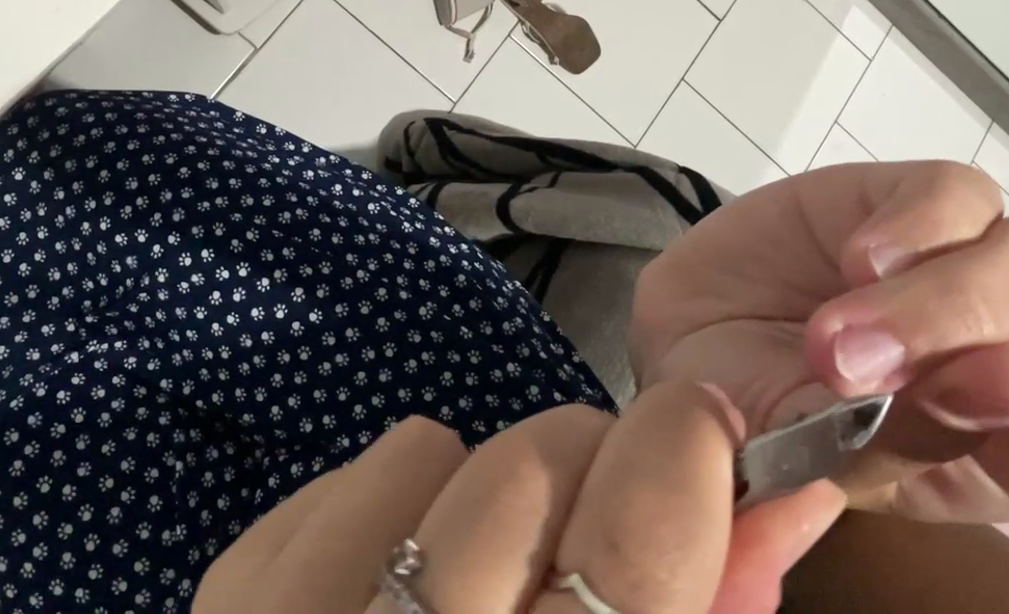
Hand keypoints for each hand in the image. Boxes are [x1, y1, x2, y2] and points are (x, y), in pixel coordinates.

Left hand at [194, 385, 843, 613]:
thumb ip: (708, 609)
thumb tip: (773, 499)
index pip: (628, 551)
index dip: (683, 454)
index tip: (703, 414)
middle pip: (524, 470)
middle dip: (588, 456)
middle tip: (598, 502)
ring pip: (429, 448)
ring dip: (485, 483)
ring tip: (488, 561)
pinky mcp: (235, 598)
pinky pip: (351, 474)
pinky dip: (398, 498)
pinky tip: (403, 580)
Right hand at [630, 160, 1008, 578]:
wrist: (686, 346)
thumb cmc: (767, 422)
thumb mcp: (841, 465)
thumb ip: (921, 443)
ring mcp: (983, 262)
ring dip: (950, 313)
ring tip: (843, 354)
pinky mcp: (912, 200)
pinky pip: (955, 195)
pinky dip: (915, 231)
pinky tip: (855, 266)